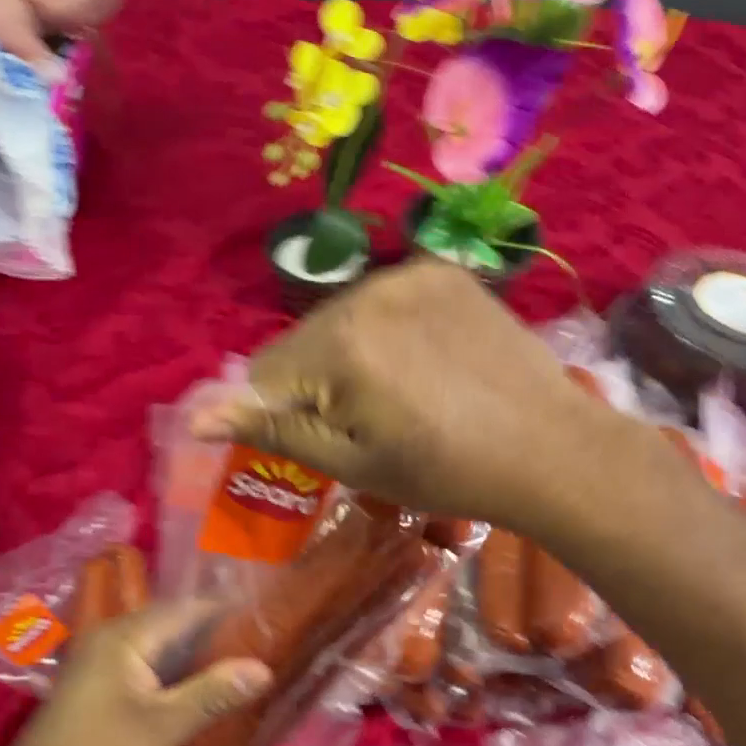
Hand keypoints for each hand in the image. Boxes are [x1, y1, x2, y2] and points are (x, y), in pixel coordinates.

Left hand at [0, 603, 271, 745]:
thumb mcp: (165, 726)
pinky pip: (143, 665)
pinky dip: (171, 673)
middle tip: (258, 648)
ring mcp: (98, 661)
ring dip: (192, 657)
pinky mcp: (95, 685)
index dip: (226, 612)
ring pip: (157, 647)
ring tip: (236, 669)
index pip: (186, 608)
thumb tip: (264, 667)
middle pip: (171, 624)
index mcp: (124, 635)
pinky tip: (195, 692)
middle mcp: (109, 637)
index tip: (267, 622)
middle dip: (212, 635)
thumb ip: (214, 693)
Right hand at [196, 260, 637, 529]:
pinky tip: (421, 362)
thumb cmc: (445, 472)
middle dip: (312, 382)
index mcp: (339, 344)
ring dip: (346, 354)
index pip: (264, 373)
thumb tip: (195, 419)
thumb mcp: (352, 463)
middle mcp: (367, 292)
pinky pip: (383, 301)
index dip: (278, 413)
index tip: (320, 441)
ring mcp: (410, 274)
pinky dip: (384, 331)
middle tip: (361, 424)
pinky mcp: (444, 272)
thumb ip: (273, 431)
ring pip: (340, 318)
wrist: (550, 449)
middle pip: (302, 340)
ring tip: (396, 394)